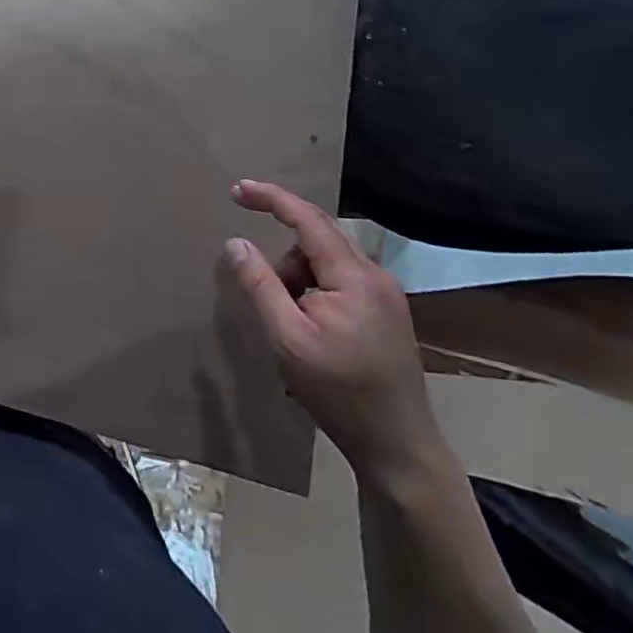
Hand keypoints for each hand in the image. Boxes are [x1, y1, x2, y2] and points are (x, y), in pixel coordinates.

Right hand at [223, 180, 441, 477]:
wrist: (397, 443)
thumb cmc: (338, 392)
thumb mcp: (286, 339)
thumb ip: (260, 285)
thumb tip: (236, 243)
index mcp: (354, 277)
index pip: (309, 221)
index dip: (272, 199)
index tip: (237, 189)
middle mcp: (375, 276)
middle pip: (317, 241)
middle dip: (284, 262)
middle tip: (270, 303)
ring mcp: (385, 294)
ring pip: (326, 264)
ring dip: (299, 282)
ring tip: (294, 330)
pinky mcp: (387, 311)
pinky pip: (340, 282)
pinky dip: (314, 294)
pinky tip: (311, 331)